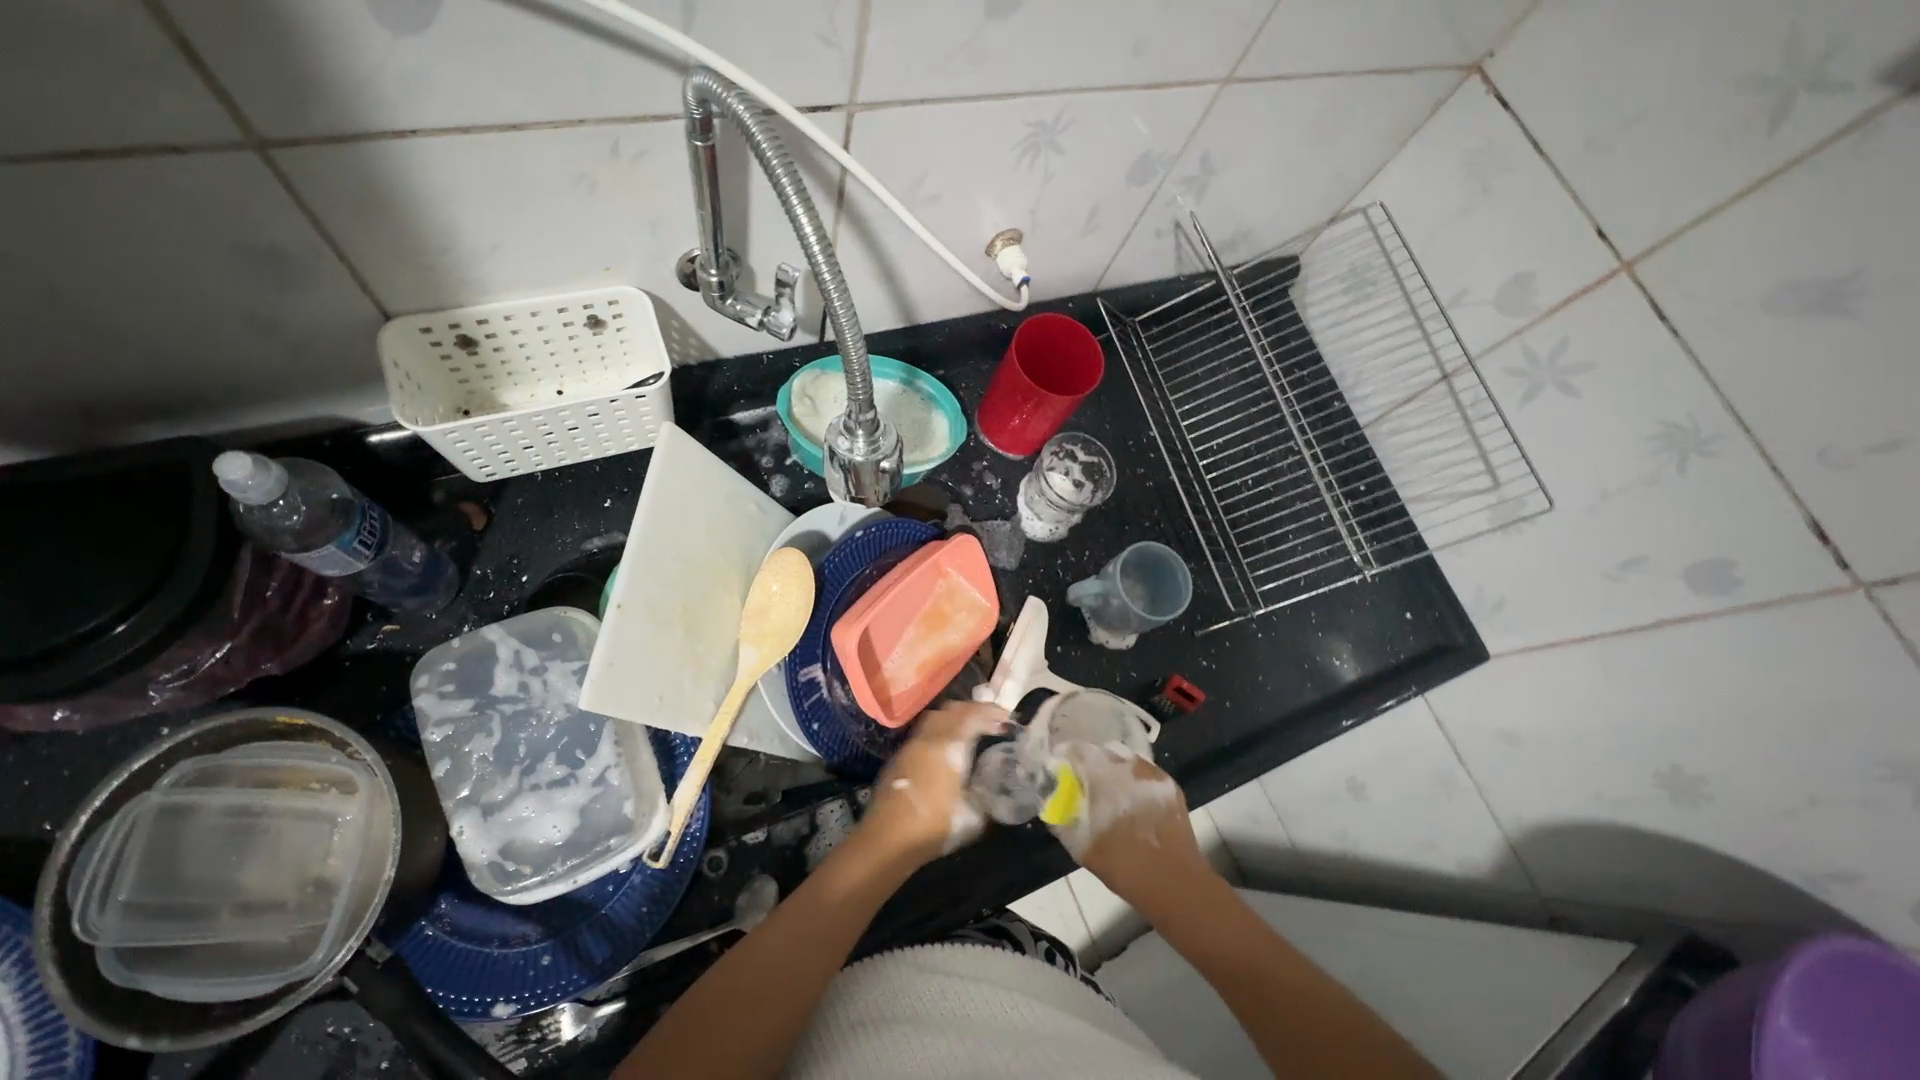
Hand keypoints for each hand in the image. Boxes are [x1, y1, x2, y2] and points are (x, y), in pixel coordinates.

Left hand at [856, 701, 1009, 866]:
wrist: (886, 841)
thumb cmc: (934, 827)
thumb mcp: (974, 817)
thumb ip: (988, 796)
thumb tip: (996, 786)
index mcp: (949, 747)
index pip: (973, 715)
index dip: (993, 713)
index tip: (1008, 721)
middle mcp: (928, 739)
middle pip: (952, 709)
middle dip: (974, 711)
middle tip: (991, 723)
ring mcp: (910, 747)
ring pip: (934, 718)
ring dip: (954, 718)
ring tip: (969, 733)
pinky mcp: (898, 759)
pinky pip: (923, 733)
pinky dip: (939, 732)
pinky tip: (945, 751)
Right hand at [1048, 743, 1218, 919]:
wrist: (1175, 883)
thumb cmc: (1124, 868)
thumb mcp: (1082, 849)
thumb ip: (1062, 821)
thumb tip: (1050, 803)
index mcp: (1106, 780)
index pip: (1080, 751)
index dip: (1066, 756)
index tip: (1059, 766)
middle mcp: (1131, 769)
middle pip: (1104, 750)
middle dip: (1090, 761)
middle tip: (1082, 780)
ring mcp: (1154, 776)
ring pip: (1127, 758)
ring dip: (1113, 767)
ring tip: (1107, 788)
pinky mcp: (1171, 786)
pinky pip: (1145, 771)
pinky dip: (1133, 778)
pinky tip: (1130, 798)